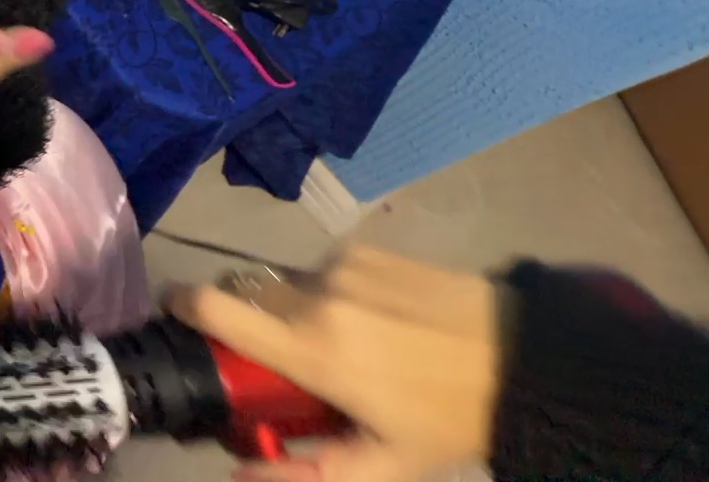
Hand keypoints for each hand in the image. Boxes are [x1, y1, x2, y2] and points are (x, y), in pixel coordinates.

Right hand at [165, 246, 501, 481]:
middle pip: (246, 296)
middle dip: (252, 320)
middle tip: (286, 353)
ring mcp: (335, 267)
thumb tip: (235, 476)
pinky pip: (321, 269)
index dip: (181, 304)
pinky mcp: (359, 250)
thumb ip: (308, 474)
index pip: (214, 308)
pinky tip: (377, 315)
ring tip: (350, 339)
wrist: (532, 363)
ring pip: (285, 284)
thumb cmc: (449, 422)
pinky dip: (333, 291)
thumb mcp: (385, 464)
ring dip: (297, 308)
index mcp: (310, 350)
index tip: (175, 311)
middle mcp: (310, 297)